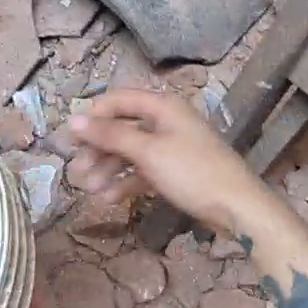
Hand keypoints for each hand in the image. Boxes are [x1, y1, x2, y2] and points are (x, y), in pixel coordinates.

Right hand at [67, 89, 274, 233]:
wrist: (237, 207)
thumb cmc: (193, 172)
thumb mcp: (149, 152)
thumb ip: (111, 135)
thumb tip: (74, 120)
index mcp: (164, 106)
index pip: (119, 100)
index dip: (93, 116)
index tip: (70, 140)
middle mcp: (167, 121)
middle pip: (123, 128)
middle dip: (99, 149)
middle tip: (78, 171)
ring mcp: (172, 147)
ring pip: (131, 152)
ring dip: (109, 169)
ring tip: (90, 190)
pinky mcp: (176, 171)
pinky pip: (144, 171)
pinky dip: (126, 182)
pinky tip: (109, 199)